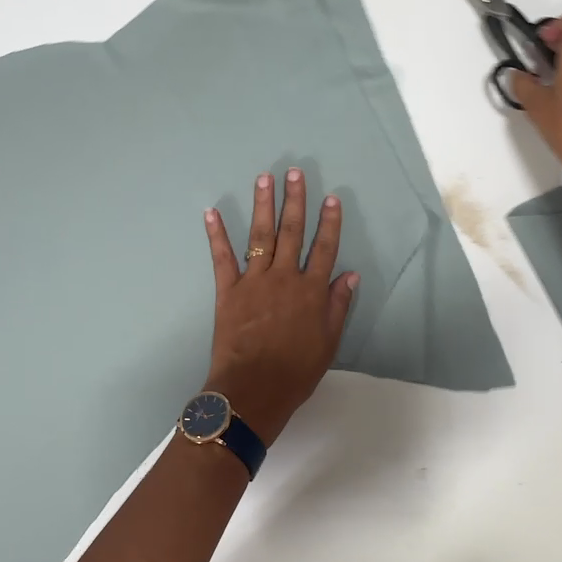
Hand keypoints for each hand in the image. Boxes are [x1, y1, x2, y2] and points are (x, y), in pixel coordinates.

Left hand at [201, 168, 356, 444]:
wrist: (254, 389)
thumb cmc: (296, 371)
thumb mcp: (328, 342)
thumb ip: (338, 305)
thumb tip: (350, 274)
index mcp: (311, 290)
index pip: (324, 248)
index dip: (329, 222)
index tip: (331, 198)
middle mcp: (285, 277)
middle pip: (292, 231)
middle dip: (294, 200)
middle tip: (294, 172)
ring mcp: (255, 280)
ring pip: (261, 235)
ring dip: (263, 205)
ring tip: (264, 178)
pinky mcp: (228, 290)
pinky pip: (222, 257)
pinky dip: (216, 234)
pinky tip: (211, 212)